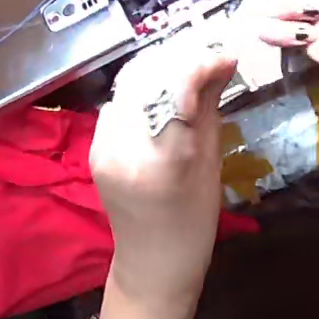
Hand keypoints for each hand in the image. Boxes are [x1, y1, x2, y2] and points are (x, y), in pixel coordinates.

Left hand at [88, 29, 236, 318]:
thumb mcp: (211, 164)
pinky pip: (117, 104)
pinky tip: (161, 93)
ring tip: (188, 70)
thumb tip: (222, 59)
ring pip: (126, 85)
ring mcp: (101, 147)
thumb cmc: (195, 223)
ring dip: (158, 70)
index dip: (199, 62)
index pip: (172, 88)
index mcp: (159, 160)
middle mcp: (121, 148)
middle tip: (207, 56)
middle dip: (177, 58)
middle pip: (143, 78)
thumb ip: (209, 107)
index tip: (224, 56)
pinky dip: (140, 90)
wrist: (152, 262)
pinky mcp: (93, 148)